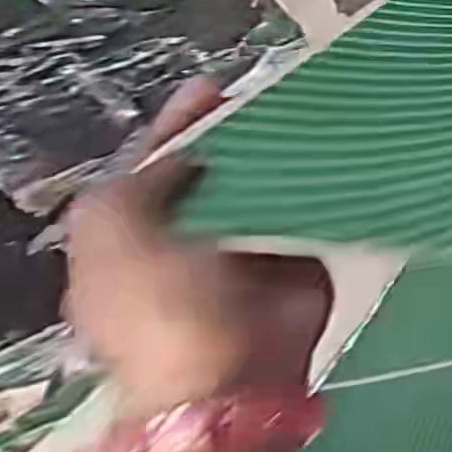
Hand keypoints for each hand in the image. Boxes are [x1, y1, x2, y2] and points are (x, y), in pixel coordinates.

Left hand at [65, 77, 331, 419]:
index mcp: (143, 228)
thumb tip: (189, 148)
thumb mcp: (113, 241)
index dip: (182, 122)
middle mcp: (198, 226)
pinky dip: (321, 174)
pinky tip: (338, 145)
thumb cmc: (162, 307)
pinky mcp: (301, 242)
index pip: (161, 160)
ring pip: (270, 177)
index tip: (214, 85)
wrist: (234, 367)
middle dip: (245, 129)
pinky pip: (310, 197)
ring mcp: (253, 235)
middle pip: (222, 163)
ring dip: (288, 148)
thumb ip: (134, 186)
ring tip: (315, 108)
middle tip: (278, 90)